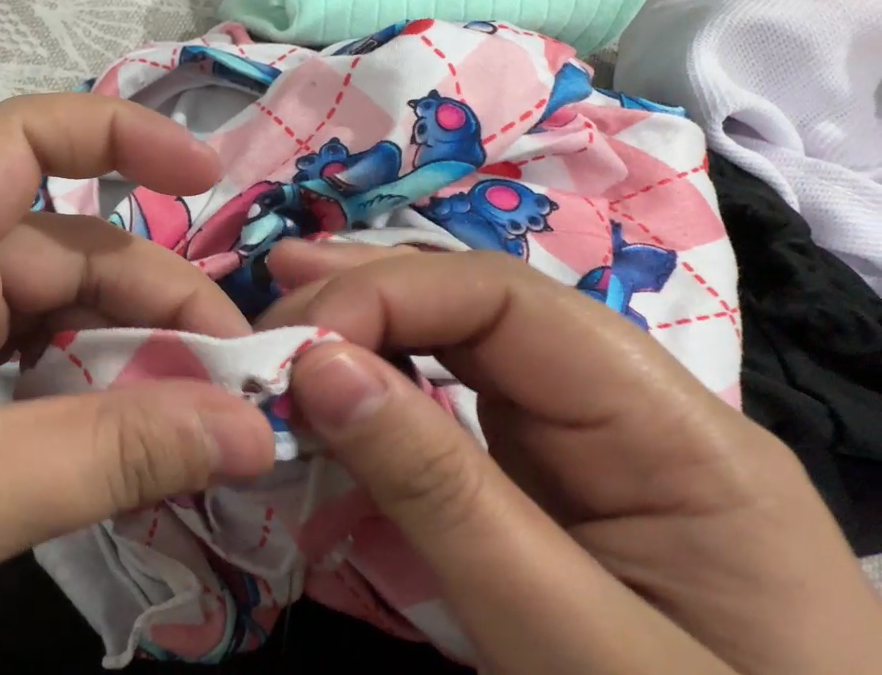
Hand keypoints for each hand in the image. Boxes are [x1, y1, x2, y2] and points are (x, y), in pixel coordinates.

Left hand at [0, 95, 276, 674]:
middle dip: (159, 298)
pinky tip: (145, 436)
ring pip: (61, 313)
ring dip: (136, 352)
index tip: (206, 176)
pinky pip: (40, 367)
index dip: (113, 133)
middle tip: (246, 380)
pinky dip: (97, 393)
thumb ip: (118, 450)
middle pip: (68, 248)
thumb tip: (255, 423)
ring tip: (214, 415)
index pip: (16, 143)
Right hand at [262, 241, 881, 674]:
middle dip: (361, 300)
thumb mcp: (570, 641)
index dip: (387, 295)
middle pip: (478, 311)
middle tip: (261, 315)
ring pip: (457, 355)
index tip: (288, 346)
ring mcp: (585, 455)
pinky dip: (371, 403)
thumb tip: (315, 364)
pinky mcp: (545, 495)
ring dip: (358, 340)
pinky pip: (448, 419)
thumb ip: (444, 496)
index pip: (510, 301)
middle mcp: (629, 417)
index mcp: (674, 433)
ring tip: (275, 333)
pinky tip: (323, 400)